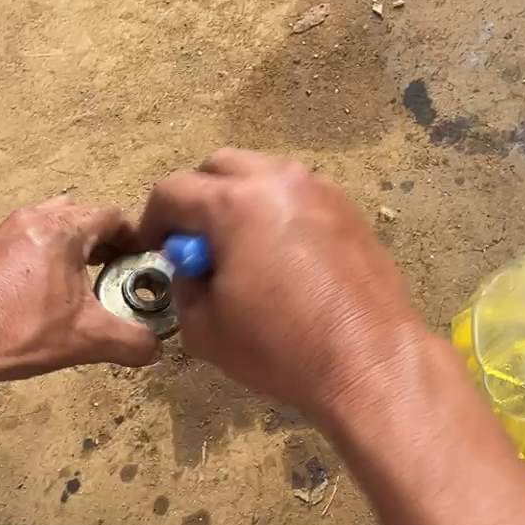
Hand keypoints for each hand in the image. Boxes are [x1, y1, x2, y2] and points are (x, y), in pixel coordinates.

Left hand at [0, 199, 160, 381]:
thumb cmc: (21, 331)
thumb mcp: (87, 339)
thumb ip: (132, 341)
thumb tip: (157, 348)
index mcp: (64, 229)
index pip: (115, 216)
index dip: (136, 238)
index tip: (142, 263)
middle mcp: (39, 216)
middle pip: (88, 214)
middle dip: (108, 240)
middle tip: (118, 270)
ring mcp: (12, 226)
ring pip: (60, 220)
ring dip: (79, 241)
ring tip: (87, 275)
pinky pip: (37, 231)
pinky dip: (54, 247)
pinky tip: (54, 282)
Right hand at [134, 149, 431, 423]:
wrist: (371, 358)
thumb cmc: (284, 348)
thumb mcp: (206, 329)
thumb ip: (185, 284)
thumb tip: (190, 265)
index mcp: (235, 204)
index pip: (173, 191)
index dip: (154, 219)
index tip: (156, 246)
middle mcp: (277, 180)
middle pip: (219, 166)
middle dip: (198, 197)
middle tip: (197, 241)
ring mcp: (319, 187)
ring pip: (263, 172)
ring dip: (240, 197)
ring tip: (242, 245)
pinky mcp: (347, 205)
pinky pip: (298, 190)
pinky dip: (278, 207)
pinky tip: (284, 251)